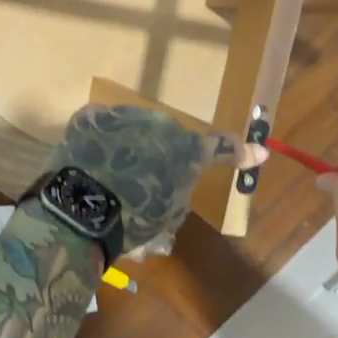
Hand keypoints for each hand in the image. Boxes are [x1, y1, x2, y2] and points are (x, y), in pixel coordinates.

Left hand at [42, 105, 259, 254]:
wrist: (79, 210)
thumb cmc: (132, 221)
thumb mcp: (168, 216)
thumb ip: (182, 194)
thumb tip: (180, 186)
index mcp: (188, 150)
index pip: (221, 147)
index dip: (240, 152)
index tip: (258, 153)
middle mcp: (162, 124)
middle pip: (169, 137)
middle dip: (163, 154)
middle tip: (147, 179)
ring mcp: (125, 115)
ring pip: (135, 128)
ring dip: (131, 145)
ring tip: (112, 174)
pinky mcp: (91, 117)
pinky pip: (103, 127)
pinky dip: (101, 142)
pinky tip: (92, 162)